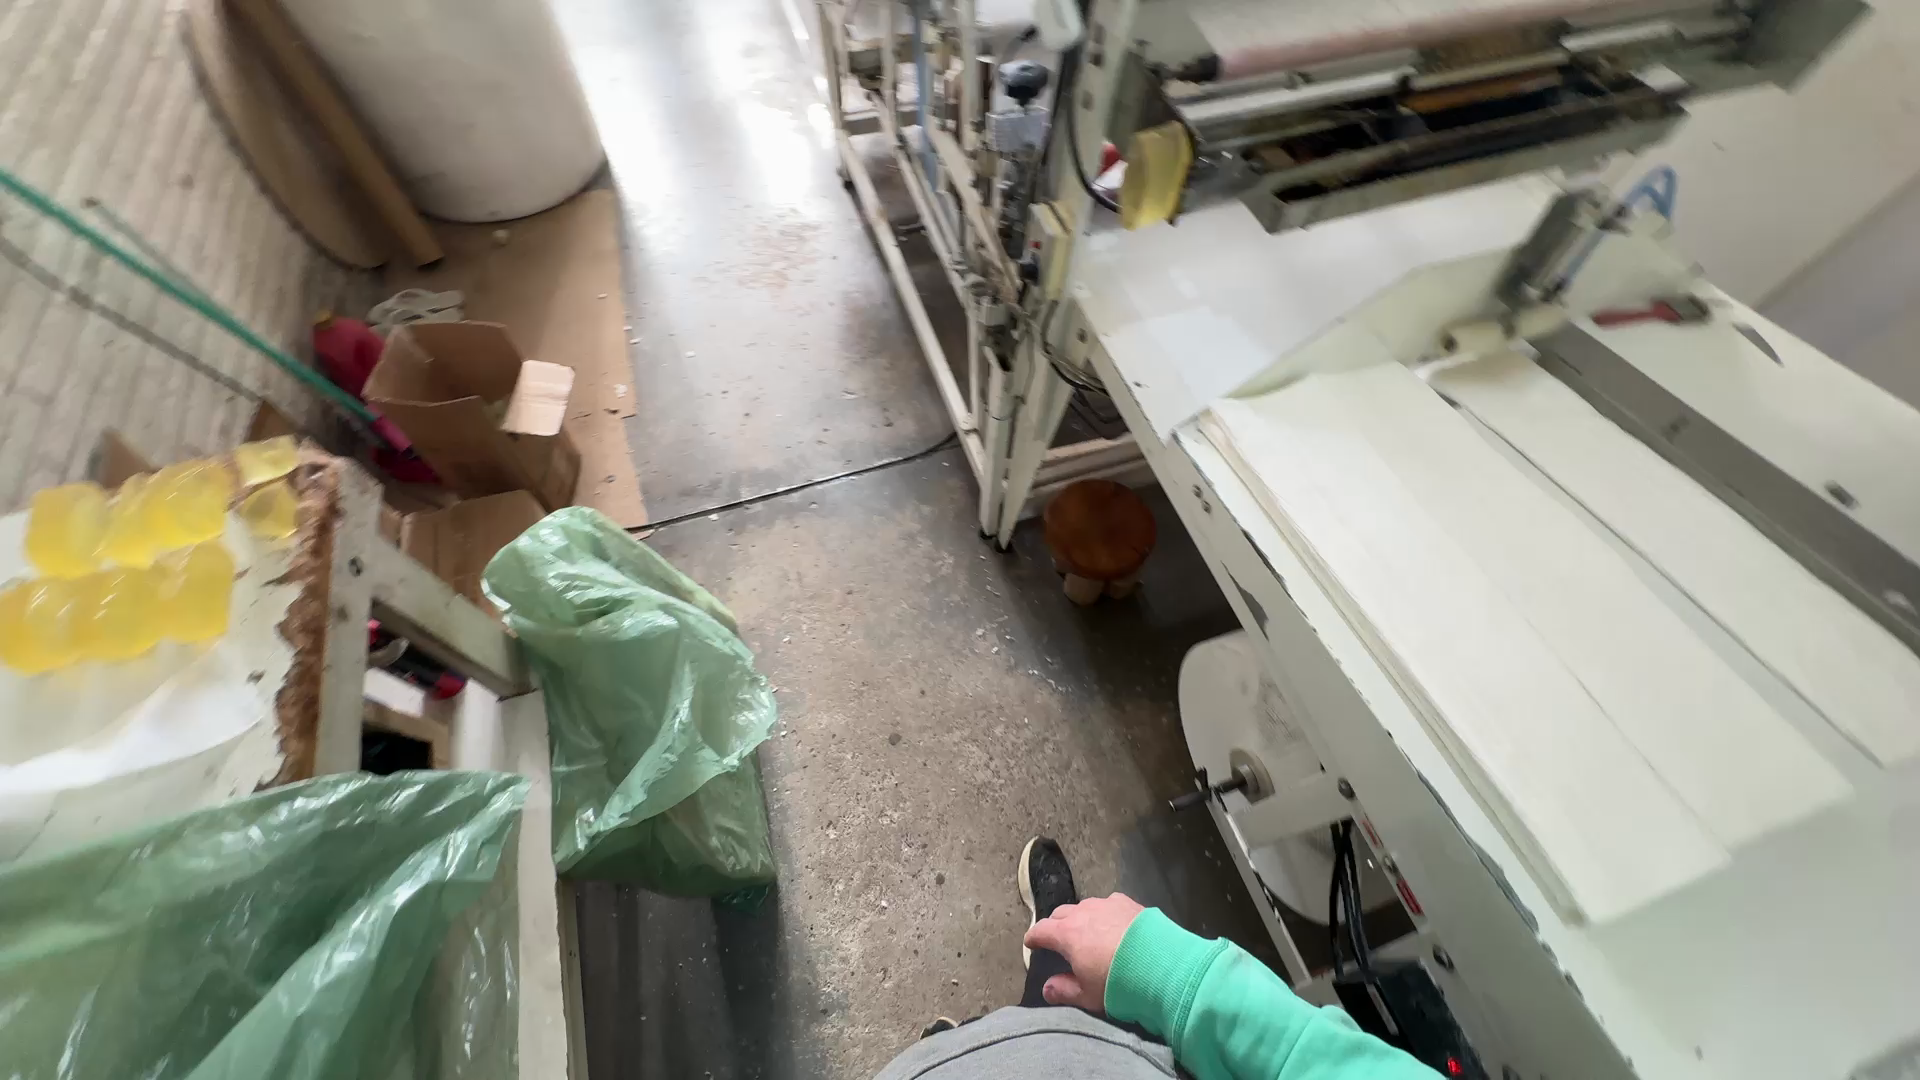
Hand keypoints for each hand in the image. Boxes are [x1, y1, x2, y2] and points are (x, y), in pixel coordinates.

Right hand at [1022, 893, 1145, 1009]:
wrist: (1160, 964)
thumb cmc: (1118, 983)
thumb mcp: (1088, 995)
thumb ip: (1064, 990)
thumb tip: (1046, 988)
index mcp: (1067, 934)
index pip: (1042, 930)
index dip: (1034, 937)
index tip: (1030, 943)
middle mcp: (1083, 913)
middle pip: (1061, 914)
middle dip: (1055, 924)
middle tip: (1056, 938)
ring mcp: (1105, 904)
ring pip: (1084, 907)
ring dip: (1080, 918)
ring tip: (1085, 931)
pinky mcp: (1126, 902)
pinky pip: (1107, 904)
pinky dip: (1104, 913)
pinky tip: (1112, 924)